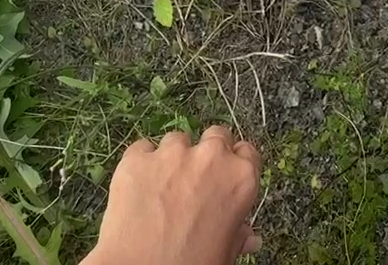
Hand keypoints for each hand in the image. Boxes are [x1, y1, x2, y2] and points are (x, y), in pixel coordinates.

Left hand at [83, 126, 261, 264]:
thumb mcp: (224, 254)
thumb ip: (237, 235)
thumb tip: (249, 236)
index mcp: (240, 178)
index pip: (247, 152)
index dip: (235, 164)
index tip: (225, 176)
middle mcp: (211, 156)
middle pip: (216, 136)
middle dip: (207, 153)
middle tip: (195, 181)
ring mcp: (173, 154)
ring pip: (177, 141)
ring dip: (172, 159)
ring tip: (161, 190)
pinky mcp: (138, 159)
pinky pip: (141, 149)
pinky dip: (140, 164)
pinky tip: (138, 188)